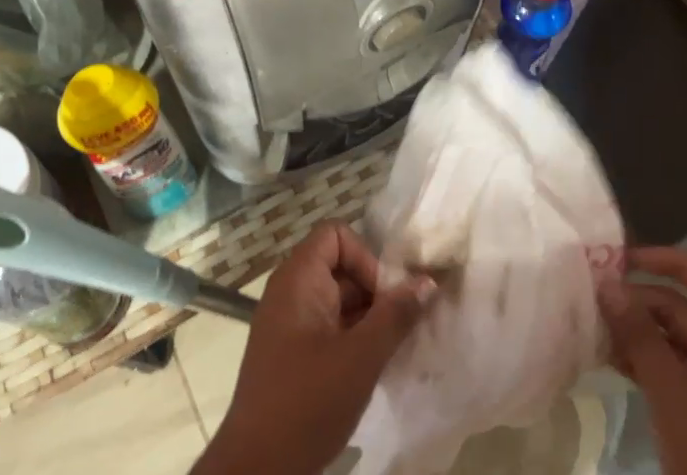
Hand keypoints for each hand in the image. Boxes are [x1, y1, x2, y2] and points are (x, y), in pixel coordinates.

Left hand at [193, 223, 435, 474]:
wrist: (259, 467)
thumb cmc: (308, 401)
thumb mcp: (361, 356)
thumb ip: (396, 314)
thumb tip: (427, 280)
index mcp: (297, 280)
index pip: (335, 235)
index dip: (366, 257)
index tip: (384, 298)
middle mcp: (289, 293)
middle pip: (340, 267)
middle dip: (375, 290)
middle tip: (399, 325)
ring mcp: (289, 325)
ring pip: (338, 301)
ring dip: (368, 318)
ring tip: (391, 348)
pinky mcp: (293, 355)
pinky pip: (330, 328)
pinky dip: (354, 339)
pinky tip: (372, 367)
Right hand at [598, 248, 686, 474]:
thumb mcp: (669, 389)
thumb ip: (639, 334)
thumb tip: (608, 283)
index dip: (669, 260)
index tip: (623, 259)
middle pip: (683, 308)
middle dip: (639, 301)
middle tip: (592, 300)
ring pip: (672, 337)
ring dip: (635, 331)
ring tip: (592, 328)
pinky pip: (670, 365)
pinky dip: (642, 359)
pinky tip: (608, 359)